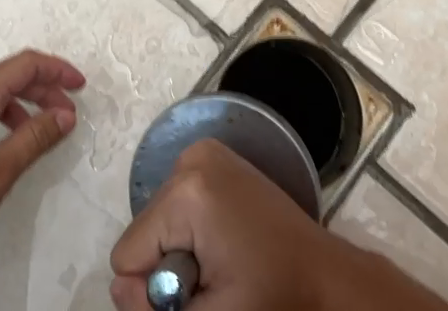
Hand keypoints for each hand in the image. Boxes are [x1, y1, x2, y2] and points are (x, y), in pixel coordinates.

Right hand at [109, 140, 447, 310]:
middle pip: (145, 233)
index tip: (202, 288)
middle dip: (170, 263)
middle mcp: (191, 159)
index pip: (128, 254)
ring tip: (225, 257)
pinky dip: (192, 229)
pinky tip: (225, 239)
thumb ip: (150, 309)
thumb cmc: (272, 296)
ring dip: (181, 248)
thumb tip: (122, 287)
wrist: (324, 275)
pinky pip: (177, 205)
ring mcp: (203, 153)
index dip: (156, 287)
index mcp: (187, 192)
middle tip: (218, 275)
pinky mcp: (213, 158)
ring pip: (159, 221)